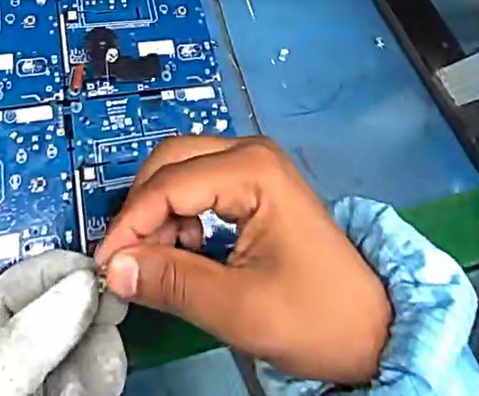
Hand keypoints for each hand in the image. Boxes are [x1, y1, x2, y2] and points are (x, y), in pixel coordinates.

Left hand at [0, 251, 127, 395]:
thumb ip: (27, 339)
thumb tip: (81, 285)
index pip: (44, 271)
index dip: (80, 272)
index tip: (109, 289)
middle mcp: (22, 343)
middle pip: (80, 305)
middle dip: (94, 328)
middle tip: (93, 359)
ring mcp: (46, 378)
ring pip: (97, 345)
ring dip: (99, 367)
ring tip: (77, 395)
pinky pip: (101, 382)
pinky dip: (99, 389)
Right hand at [93, 136, 390, 384]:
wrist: (373, 328)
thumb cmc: (316, 316)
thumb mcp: (240, 308)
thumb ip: (173, 283)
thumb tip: (114, 268)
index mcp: (252, 169)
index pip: (170, 183)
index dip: (131, 223)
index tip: (106, 265)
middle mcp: (249, 151)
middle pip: (171, 162)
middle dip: (142, 210)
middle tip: (127, 262)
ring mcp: (253, 163)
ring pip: (180, 169)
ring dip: (159, 211)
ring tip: (160, 262)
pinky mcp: (253, 182)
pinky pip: (198, 183)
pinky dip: (179, 213)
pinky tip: (186, 249)